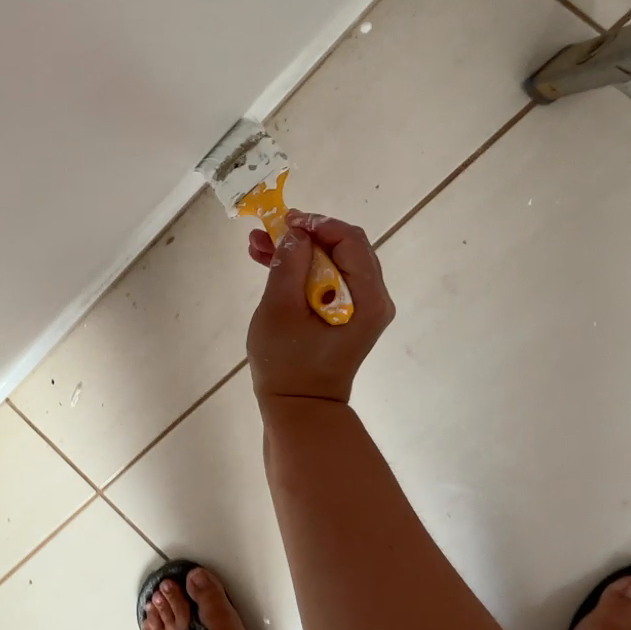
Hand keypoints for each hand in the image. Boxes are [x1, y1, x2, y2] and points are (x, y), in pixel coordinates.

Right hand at [245, 210, 394, 403]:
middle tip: (267, 231)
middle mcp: (373, 298)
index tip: (283, 221)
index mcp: (366, 298)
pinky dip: (302, 270)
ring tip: (257, 244)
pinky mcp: (346, 314)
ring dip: (298, 251)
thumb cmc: (287, 363)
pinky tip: (268, 261)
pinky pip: (327, 280)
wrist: (298, 407)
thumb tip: (295, 233)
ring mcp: (361, 307)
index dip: (317, 224)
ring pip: (332, 262)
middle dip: (304, 235)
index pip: (350, 241)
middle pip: (344, 248)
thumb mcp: (279, 310)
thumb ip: (289, 266)